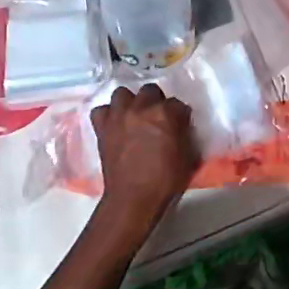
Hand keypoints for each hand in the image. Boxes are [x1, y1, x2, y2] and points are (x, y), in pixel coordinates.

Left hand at [90, 84, 197, 230]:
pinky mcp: (102, 126)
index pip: (177, 104)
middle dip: (156, 101)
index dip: (179, 115)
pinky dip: (108, 115)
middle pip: (150, 90)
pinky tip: (114, 124)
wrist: (133, 197)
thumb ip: (184, 134)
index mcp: (165, 114)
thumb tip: (179, 125)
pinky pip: (101, 110)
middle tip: (157, 118)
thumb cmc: (165, 181)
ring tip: (134, 116)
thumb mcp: (187, 156)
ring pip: (123, 93)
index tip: (179, 123)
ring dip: (130, 102)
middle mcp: (140, 108)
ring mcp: (119, 115)